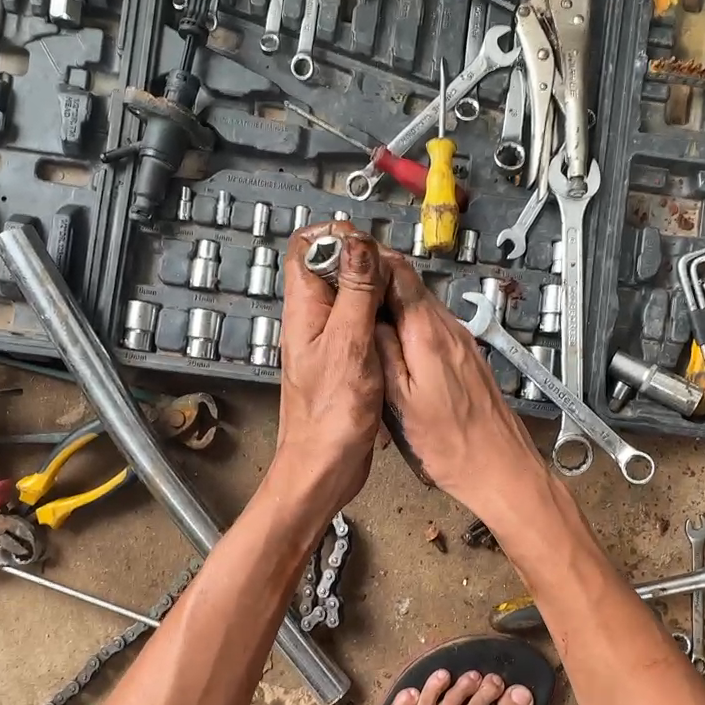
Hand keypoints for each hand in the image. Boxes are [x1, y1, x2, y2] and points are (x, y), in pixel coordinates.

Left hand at [265, 222, 388, 519]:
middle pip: (333, 268)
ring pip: (351, 297)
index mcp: (304, 310)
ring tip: (400, 302)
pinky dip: (381, 321)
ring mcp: (328, 341)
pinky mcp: (345, 361)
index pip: (306, 248)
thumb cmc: (331, 416)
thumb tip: (358, 243)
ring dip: (376, 293)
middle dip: (365, 263)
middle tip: (394, 276)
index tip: (371, 248)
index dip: (337, 237)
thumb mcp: (349, 346)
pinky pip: (362, 326)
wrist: (325, 468)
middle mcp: (312, 320)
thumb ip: (356, 294)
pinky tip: (398, 332)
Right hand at [372, 249, 550, 518]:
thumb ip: (382, 355)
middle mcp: (451, 332)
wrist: (500, 468)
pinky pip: (434, 329)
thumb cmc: (455, 447)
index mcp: (429, 337)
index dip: (371, 262)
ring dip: (394, 305)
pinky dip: (411, 328)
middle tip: (347, 288)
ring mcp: (463, 344)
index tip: (348, 261)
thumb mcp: (401, 403)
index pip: (400, 275)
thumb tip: (368, 320)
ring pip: (422, 307)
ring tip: (364, 316)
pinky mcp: (468, 359)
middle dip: (378, 282)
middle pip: (411, 286)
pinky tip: (396, 346)